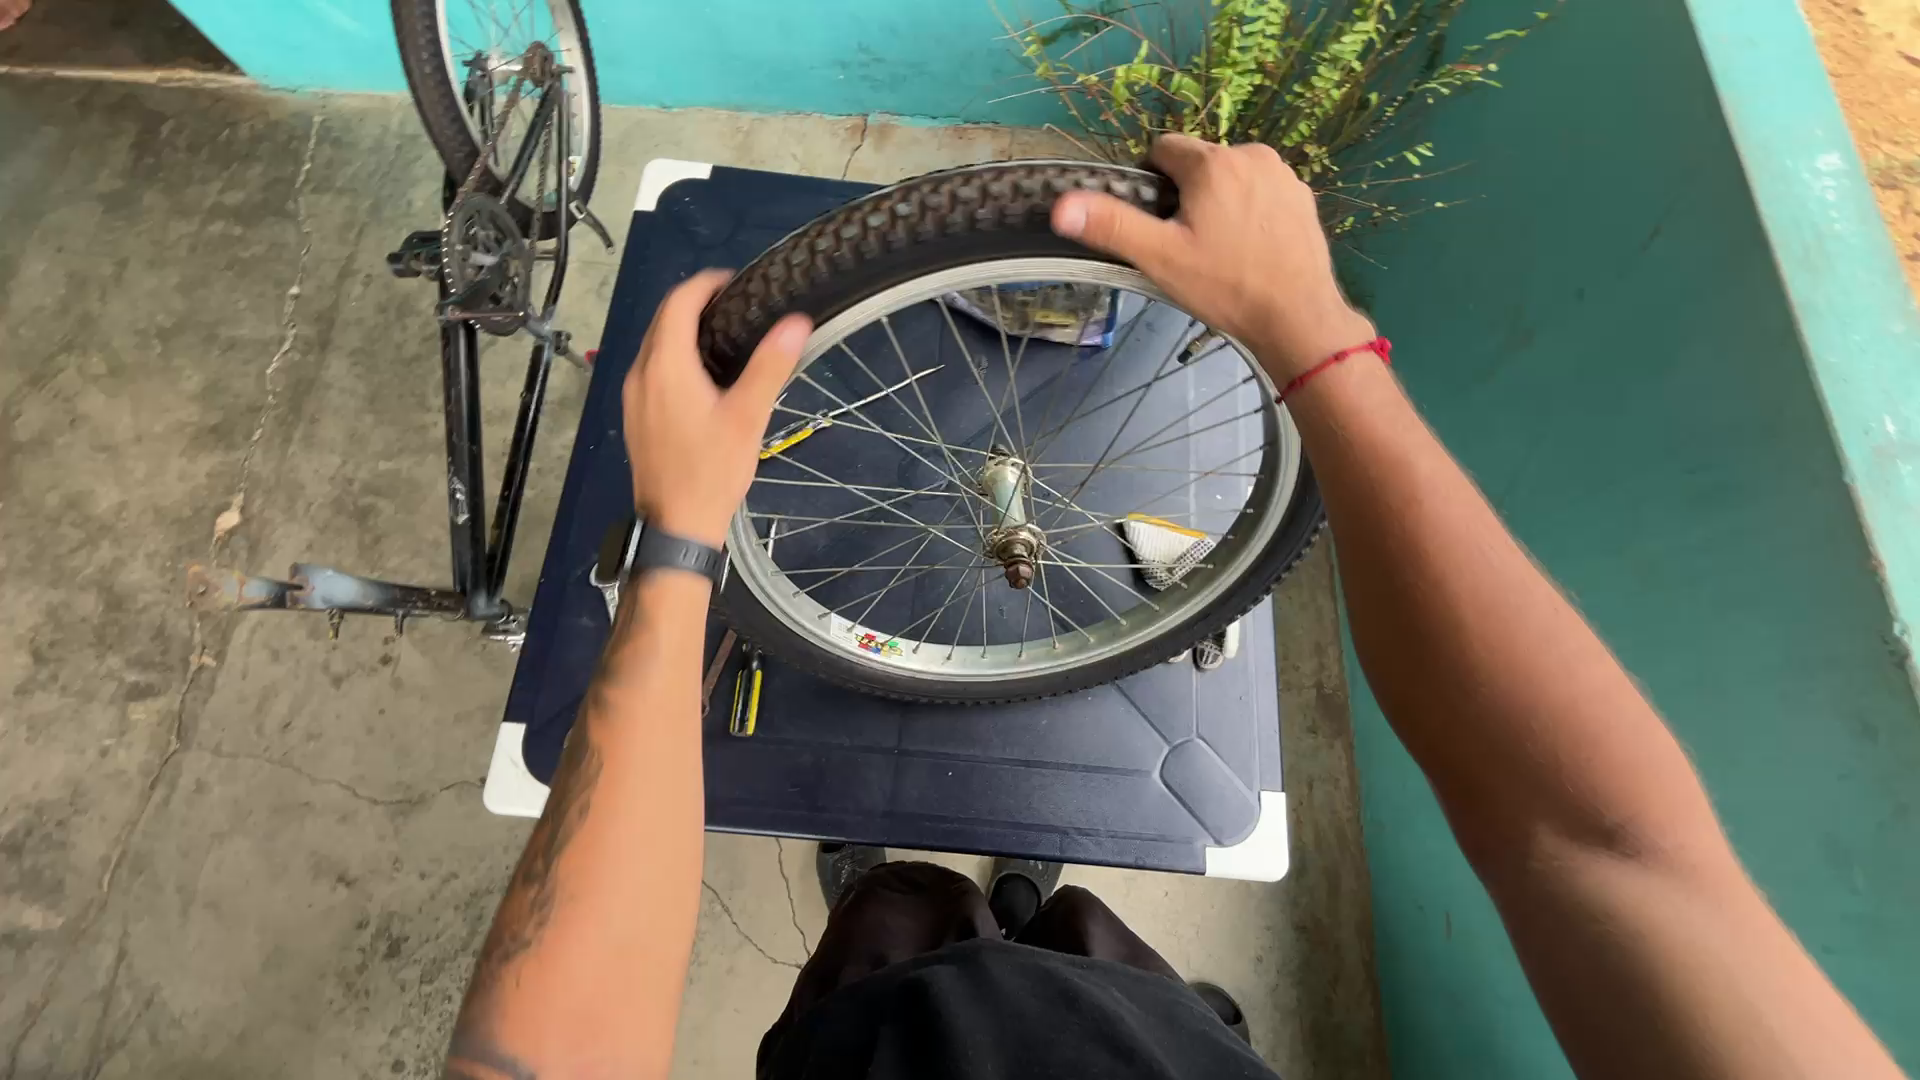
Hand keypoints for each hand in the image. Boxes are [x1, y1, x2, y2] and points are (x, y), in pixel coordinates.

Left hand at [623, 270, 811, 547]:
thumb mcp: (748, 417)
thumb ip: (770, 366)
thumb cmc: (713, 470)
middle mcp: (640, 372)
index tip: (738, 282)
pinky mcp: (636, 415)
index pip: (678, 302)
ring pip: (657, 346)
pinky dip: (677, 358)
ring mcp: (633, 395)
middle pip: (664, 320)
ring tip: (728, 339)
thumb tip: (797, 321)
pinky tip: (706, 378)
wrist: (677, 524)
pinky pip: (654, 370)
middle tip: (739, 308)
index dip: (707, 283)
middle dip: (697, 304)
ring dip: (686, 332)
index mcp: (666, 365)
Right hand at [1052, 134, 1375, 381]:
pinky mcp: (1302, 198)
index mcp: (1212, 163)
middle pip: (1198, 165)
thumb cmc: (1223, 286)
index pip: (1164, 149)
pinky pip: (1261, 194)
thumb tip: (1061, 205)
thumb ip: (1111, 226)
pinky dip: (1249, 214)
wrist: (1295, 316)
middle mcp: (1251, 154)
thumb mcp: (1159, 259)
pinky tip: (1249, 253)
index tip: (1156, 224)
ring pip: (1231, 179)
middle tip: (1186, 246)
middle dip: (1186, 196)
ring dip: (1218, 203)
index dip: (1150, 184)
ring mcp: (1283, 175)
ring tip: (1218, 253)